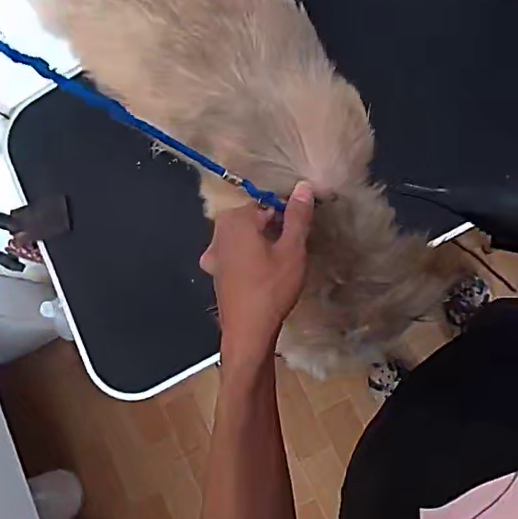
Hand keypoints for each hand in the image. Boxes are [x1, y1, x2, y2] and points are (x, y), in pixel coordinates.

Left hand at [200, 182, 313, 365]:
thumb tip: (303, 186)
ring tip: (283, 262)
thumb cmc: (272, 289)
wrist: (248, 331)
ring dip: (264, 243)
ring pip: (246, 236)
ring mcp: (214, 253)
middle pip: (253, 218)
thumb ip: (297, 216)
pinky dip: (252, 257)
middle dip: (275, 227)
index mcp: (235, 220)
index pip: (267, 202)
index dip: (287, 214)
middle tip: (295, 247)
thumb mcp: (292, 250)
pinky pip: (238, 254)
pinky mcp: (217, 272)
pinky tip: (265, 273)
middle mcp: (219, 232)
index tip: (302, 231)